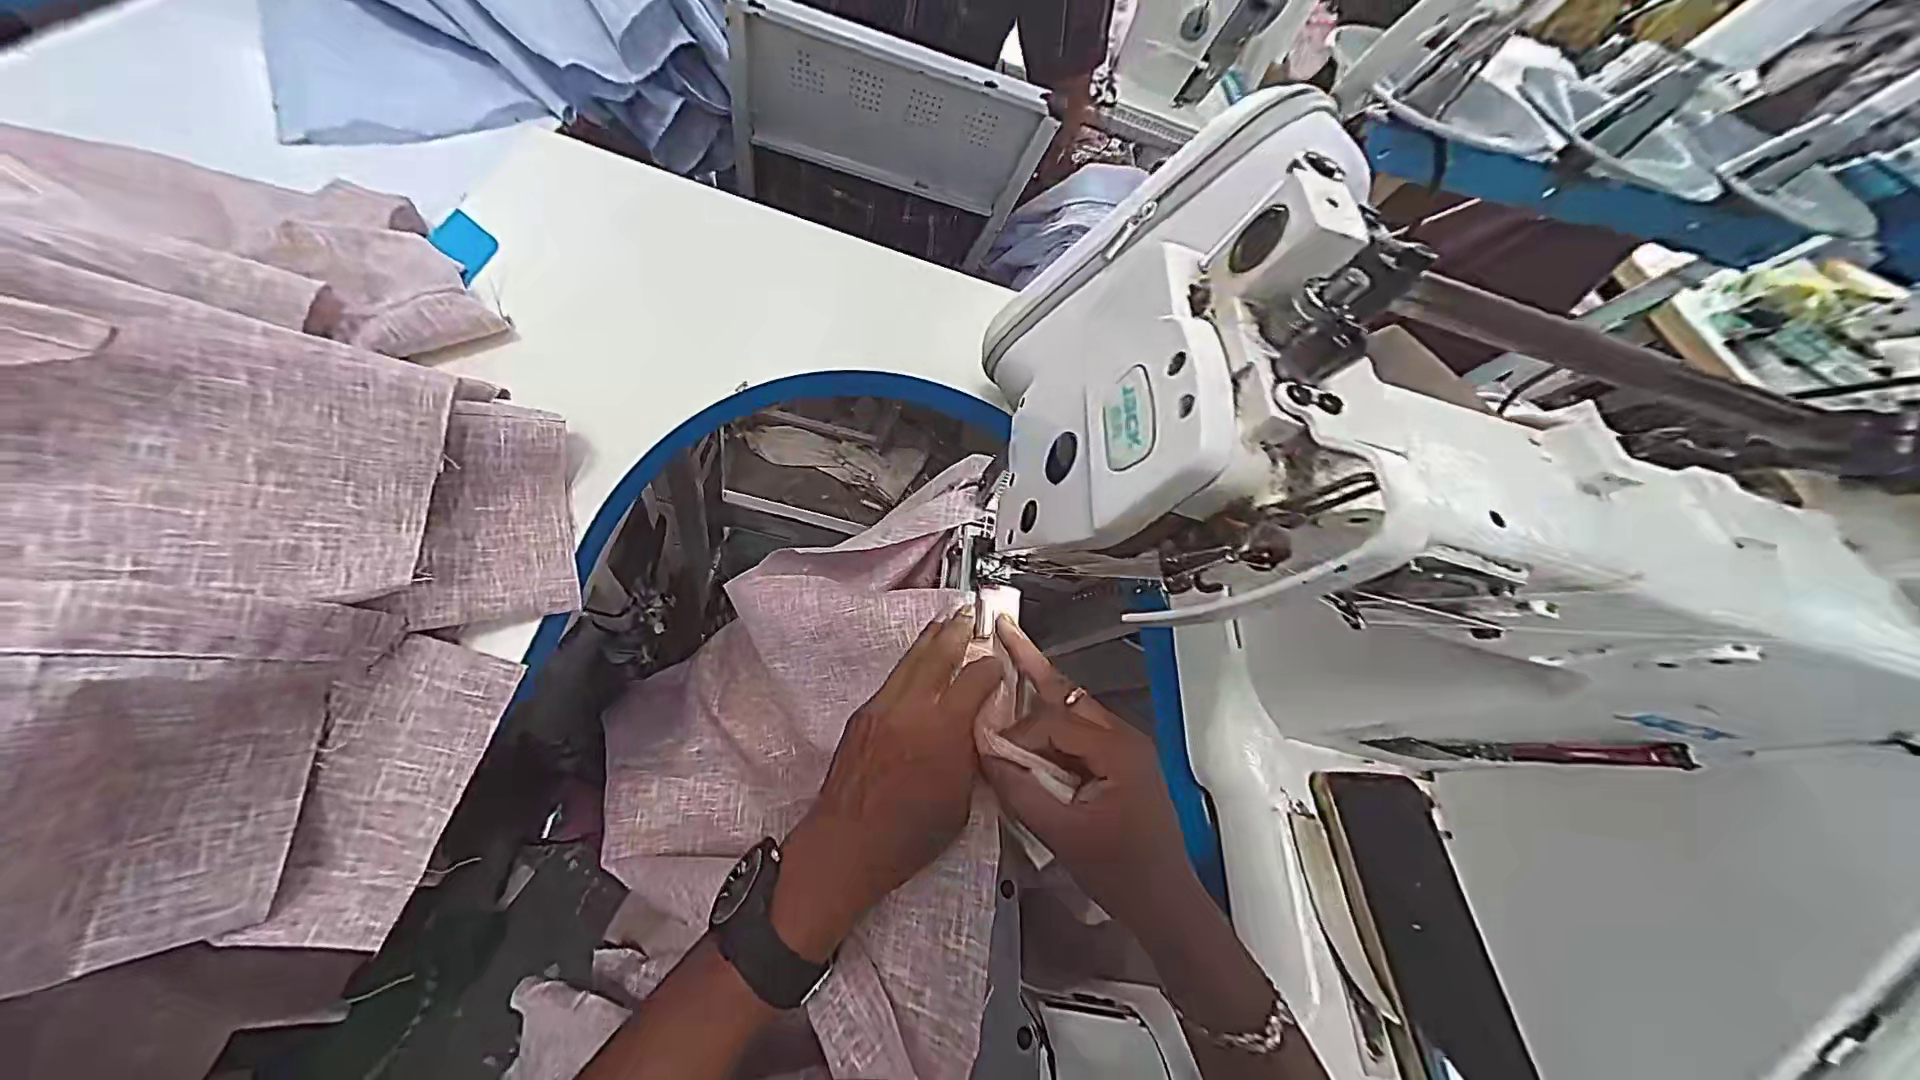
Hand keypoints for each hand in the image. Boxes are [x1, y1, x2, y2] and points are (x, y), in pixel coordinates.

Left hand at [771, 608, 1003, 960]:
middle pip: (939, 654)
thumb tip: (977, 727)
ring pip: (911, 660)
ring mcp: (883, 708)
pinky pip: (893, 678)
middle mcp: (912, 709)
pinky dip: (910, 663)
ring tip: (944, 623)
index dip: (991, 668)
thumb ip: (971, 754)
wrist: (846, 843)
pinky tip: (917, 662)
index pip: (975, 679)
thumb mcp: (960, 800)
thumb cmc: (906, 835)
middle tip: (970, 615)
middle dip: (958, 632)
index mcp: (943, 729)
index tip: (997, 666)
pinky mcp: (864, 715)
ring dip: (930, 639)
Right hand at [980, 616, 1198, 932]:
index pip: (1054, 722)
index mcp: (1117, 749)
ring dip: (1038, 693)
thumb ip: (1022, 791)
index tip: (989, 750)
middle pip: (1067, 696)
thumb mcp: (1065, 834)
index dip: (1017, 734)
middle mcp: (1123, 737)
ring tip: (1009, 662)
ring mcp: (1123, 748)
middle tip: (1004, 633)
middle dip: (1032, 666)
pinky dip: (1048, 725)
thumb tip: (987, 753)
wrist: (1165, 904)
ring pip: (1072, 710)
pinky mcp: (1117, 762)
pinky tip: (1026, 721)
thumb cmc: (1123, 874)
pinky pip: (1077, 732)